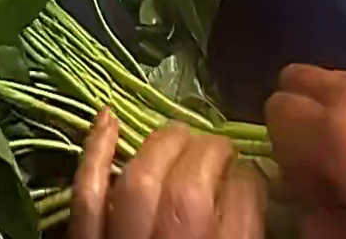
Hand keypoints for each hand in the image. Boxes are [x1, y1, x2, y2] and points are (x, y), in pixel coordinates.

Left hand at [71, 111, 265, 238]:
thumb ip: (248, 233)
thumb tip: (258, 190)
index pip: (241, 206)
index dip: (250, 179)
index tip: (251, 172)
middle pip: (188, 190)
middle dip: (209, 153)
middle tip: (221, 146)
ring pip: (140, 183)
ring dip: (162, 146)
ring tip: (180, 132)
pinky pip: (87, 196)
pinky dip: (95, 153)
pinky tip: (109, 117)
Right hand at [266, 67, 345, 238]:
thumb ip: (330, 218)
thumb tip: (311, 212)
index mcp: (342, 130)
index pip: (276, 116)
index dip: (285, 157)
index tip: (311, 191)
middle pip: (290, 83)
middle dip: (295, 122)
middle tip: (323, 170)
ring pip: (322, 78)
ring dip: (322, 112)